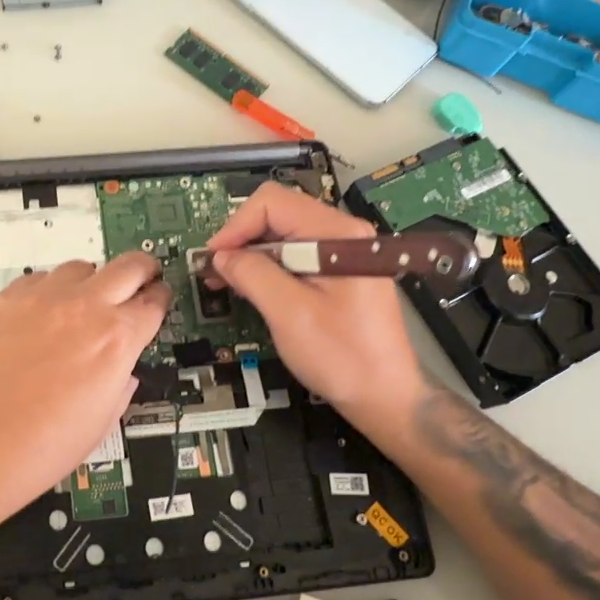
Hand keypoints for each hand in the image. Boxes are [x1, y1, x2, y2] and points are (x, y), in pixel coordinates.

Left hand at [0, 254, 171, 535]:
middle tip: (142, 282)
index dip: (162, 301)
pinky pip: (38, 280)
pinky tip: (43, 315)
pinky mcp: (3, 300)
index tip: (160, 300)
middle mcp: (82, 308)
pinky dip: (49, 290)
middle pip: (128, 266)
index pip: (154, 302)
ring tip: (86, 303)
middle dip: (142, 272)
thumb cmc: (35, 451)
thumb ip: (119, 383)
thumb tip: (121, 368)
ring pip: (80, 267)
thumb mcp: (100, 424)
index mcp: (115, 341)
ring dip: (92, 281)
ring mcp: (40, 299)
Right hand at [205, 183, 427, 411]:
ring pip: (283, 234)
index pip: (272, 203)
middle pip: (277, 214)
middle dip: (242, 240)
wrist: (385, 396)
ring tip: (231, 283)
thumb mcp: (289, 314)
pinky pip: (296, 254)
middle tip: (217, 273)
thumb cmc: (343, 357)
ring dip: (253, 255)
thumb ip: (253, 275)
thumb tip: (222, 256)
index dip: (236, 226)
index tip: (214, 259)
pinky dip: (270, 266)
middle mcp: (343, 232)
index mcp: (338, 234)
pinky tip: (255, 289)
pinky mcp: (340, 269)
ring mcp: (343, 251)